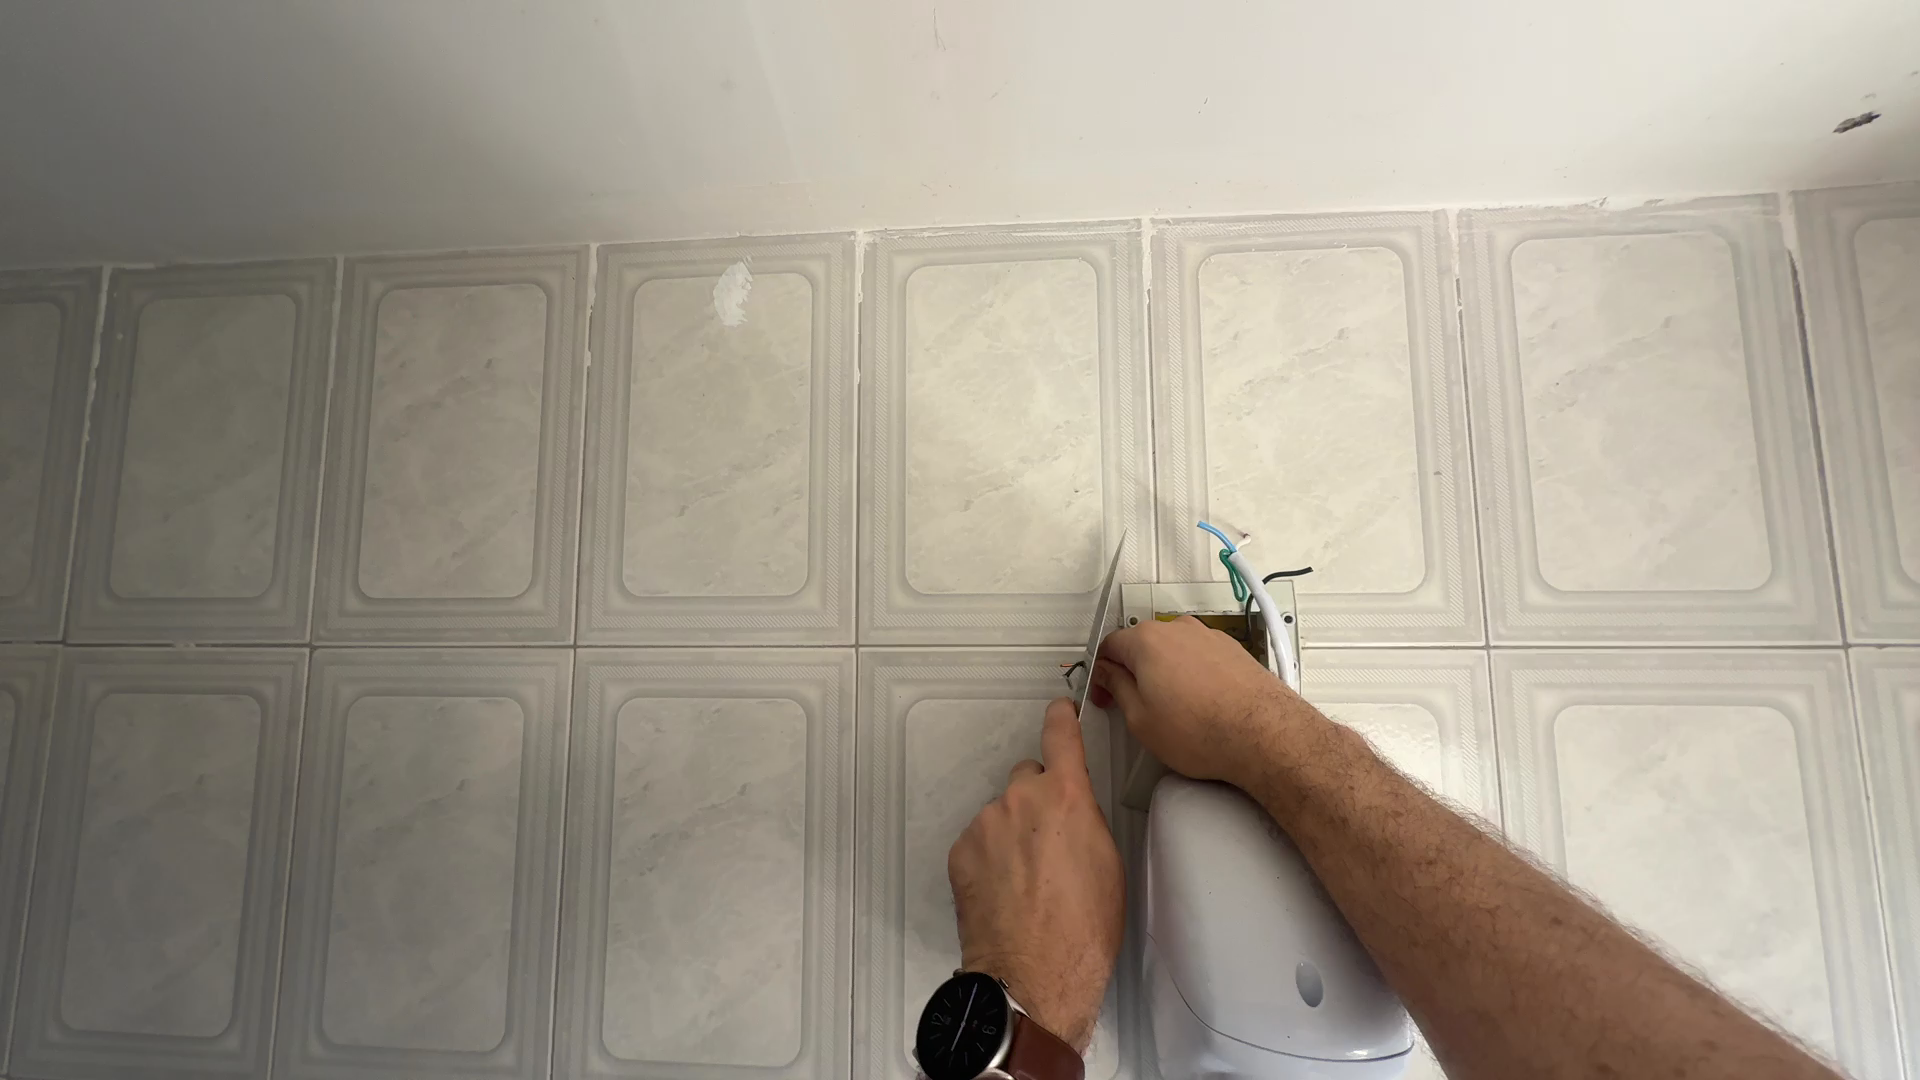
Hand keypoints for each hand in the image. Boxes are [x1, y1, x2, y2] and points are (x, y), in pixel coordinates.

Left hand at [947, 697, 1123, 1053]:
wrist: (1034, 976)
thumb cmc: (1084, 928)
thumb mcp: (1107, 863)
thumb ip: (1084, 819)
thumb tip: (1069, 811)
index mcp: (1066, 797)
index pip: (1060, 736)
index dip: (1060, 717)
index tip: (1059, 709)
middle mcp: (1022, 798)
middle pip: (1028, 779)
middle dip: (1037, 801)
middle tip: (1047, 844)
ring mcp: (987, 822)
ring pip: (1002, 814)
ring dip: (1012, 833)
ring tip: (1024, 881)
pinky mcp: (962, 848)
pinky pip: (980, 840)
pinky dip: (990, 857)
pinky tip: (1002, 892)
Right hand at [1090, 615, 1320, 789]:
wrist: (1265, 735)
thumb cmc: (1206, 730)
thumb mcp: (1140, 719)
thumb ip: (1117, 689)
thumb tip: (1110, 676)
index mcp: (1146, 641)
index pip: (1109, 647)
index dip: (1101, 674)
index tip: (1105, 693)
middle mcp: (1177, 630)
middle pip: (1141, 644)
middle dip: (1132, 671)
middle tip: (1134, 703)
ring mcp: (1208, 637)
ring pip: (1172, 650)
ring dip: (1164, 673)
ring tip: (1173, 709)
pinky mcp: (1232, 650)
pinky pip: (1200, 657)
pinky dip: (1193, 675)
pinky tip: (1199, 705)